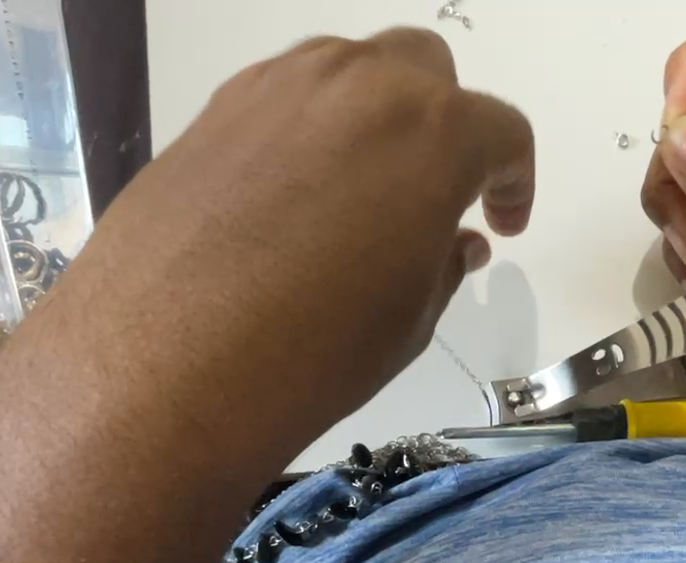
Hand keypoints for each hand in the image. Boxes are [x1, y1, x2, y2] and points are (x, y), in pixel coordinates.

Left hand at [29, 29, 533, 458]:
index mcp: (431, 133)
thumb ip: (444, 264)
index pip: (501, 132)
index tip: (503, 224)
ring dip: (378, 127)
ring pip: (352, 77)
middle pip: (427, 74)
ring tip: (363, 204)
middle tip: (435, 202)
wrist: (170, 365)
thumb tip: (455, 239)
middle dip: (447, 132)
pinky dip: (314, 137)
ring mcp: (278, 87)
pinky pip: (289, 103)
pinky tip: (297, 206)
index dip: (515, 180)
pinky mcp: (216, 110)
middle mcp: (358, 84)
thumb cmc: (317, 353)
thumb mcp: (410, 322)